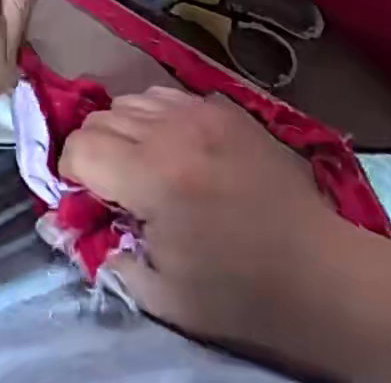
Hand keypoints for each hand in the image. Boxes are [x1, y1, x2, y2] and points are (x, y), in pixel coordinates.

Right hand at [58, 87, 348, 346]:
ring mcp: (202, 111)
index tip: (85, 196)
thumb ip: (104, 252)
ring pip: (132, 99)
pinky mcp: (227, 108)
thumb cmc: (239, 294)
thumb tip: (71, 223)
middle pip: (100, 117)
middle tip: (112, 184)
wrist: (321, 273)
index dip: (69, 172)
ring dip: (124, 128)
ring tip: (144, 162)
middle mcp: (172, 131)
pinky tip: (176, 147)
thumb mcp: (160, 293)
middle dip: (93, 149)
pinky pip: (168, 95)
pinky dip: (157, 117)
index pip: (79, 145)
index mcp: (153, 176)